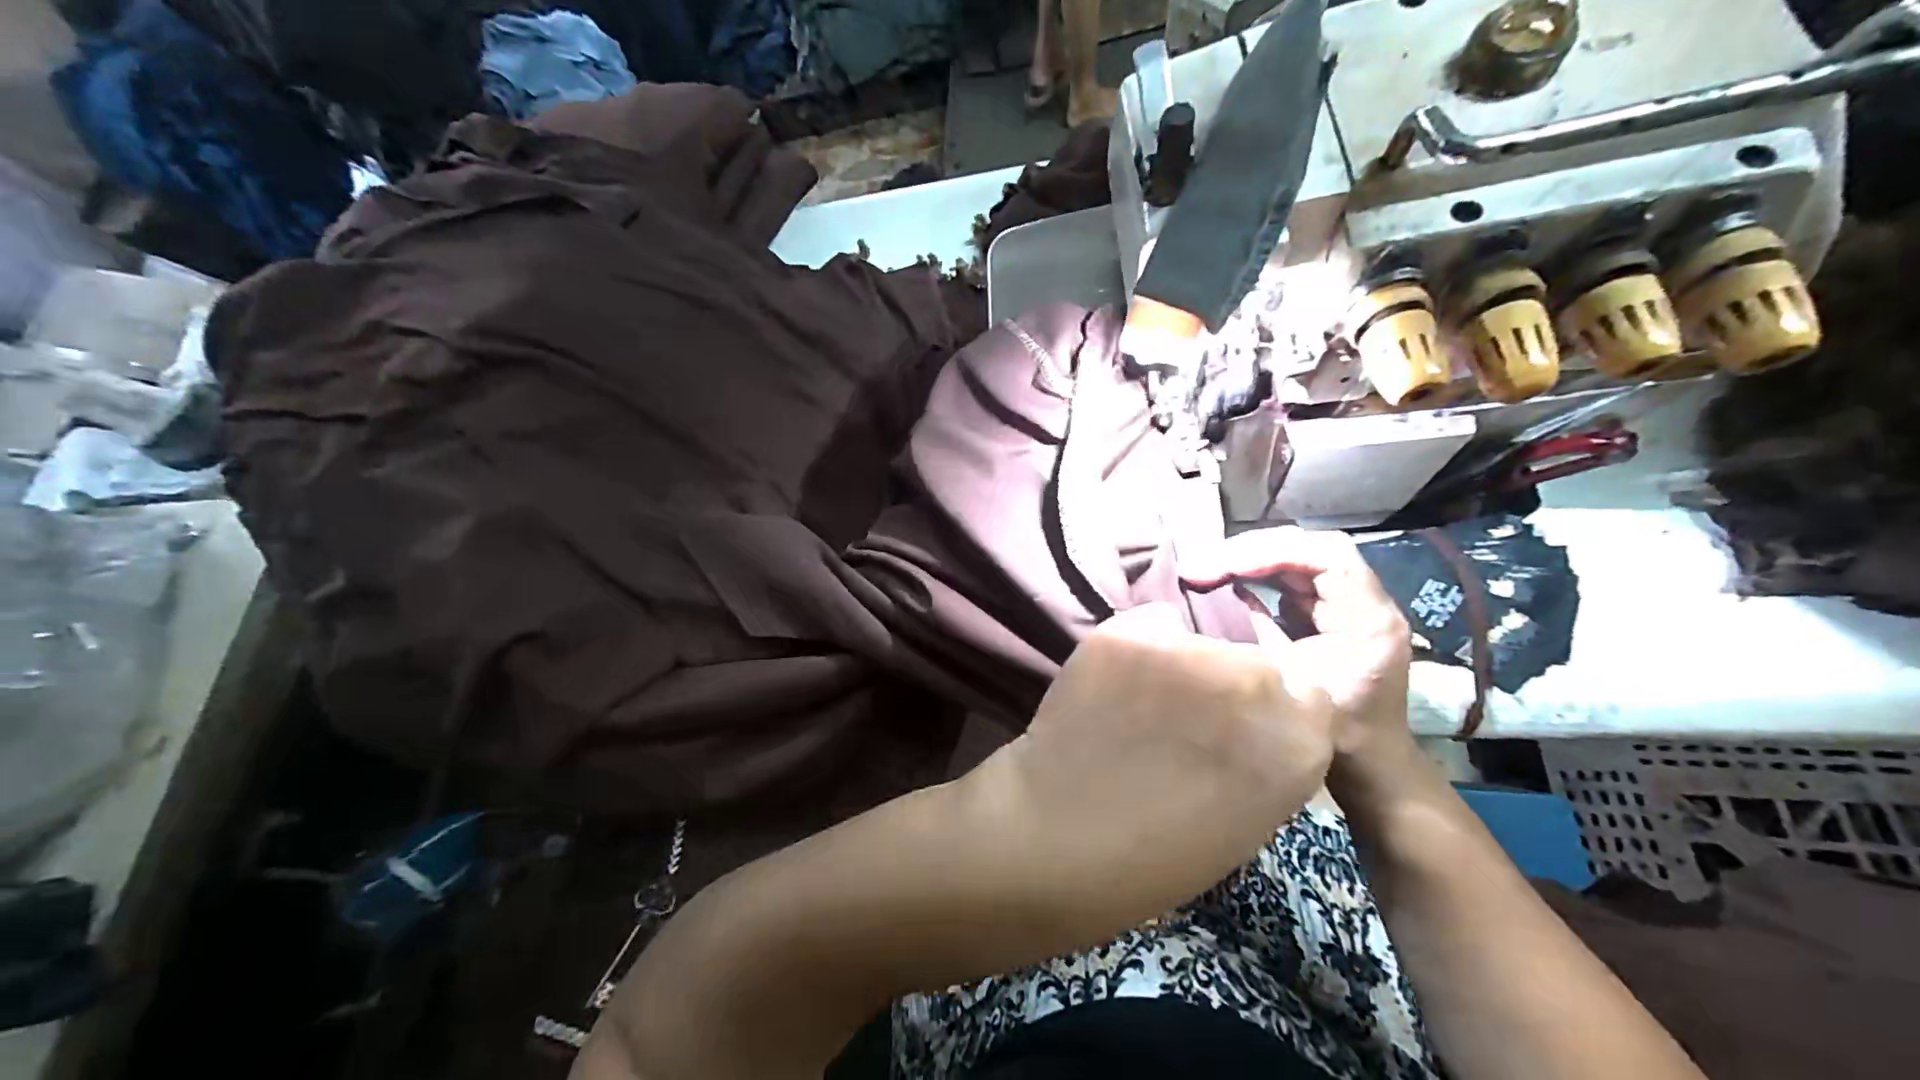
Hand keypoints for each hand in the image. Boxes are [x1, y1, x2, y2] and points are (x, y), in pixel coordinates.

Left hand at [964, 602, 1334, 943]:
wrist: (1060, 840)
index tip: (1232, 727)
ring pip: (1193, 638)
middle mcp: (1255, 680)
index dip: (1264, 708)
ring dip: (1175, 663)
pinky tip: (1108, 689)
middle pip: (1250, 659)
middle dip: (1223, 681)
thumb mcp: (1250, 814)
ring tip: (1137, 706)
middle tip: (1181, 717)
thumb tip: (1252, 715)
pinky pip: (1142, 629)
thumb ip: (1266, 753)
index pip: (1302, 691)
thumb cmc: (1158, 852)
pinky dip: (1130, 653)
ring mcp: (1187, 650)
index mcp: (1300, 738)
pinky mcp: (1126, 634)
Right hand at [1183, 527, 1417, 806]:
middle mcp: (1365, 602)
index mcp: (1370, 618)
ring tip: (1207, 569)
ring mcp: (1347, 605)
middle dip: (1253, 550)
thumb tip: (1216, 598)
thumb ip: (1263, 636)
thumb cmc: (1338, 735)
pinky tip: (1224, 580)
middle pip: (1309, 548)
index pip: (1325, 557)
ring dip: (1250, 559)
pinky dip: (1255, 574)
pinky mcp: (1326, 614)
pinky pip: (1289, 580)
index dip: (1271, 552)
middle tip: (1203, 564)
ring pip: (1297, 559)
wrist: (1370, 768)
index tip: (1222, 567)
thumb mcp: (1293, 687)